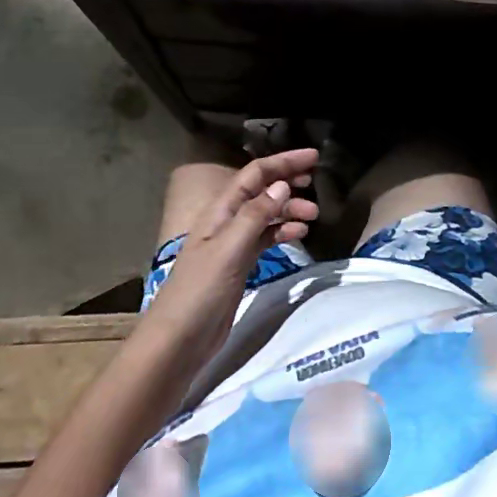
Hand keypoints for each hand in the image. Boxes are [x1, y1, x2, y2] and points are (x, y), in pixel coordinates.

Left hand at [137, 149, 320, 372]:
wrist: (179, 339)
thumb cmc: (201, 290)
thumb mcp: (229, 249)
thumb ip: (255, 216)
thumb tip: (282, 184)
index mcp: (220, 210)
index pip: (255, 174)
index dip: (283, 162)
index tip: (314, 157)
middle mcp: (226, 220)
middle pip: (261, 190)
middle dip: (288, 180)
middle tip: (317, 181)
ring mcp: (232, 243)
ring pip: (266, 214)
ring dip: (289, 209)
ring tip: (314, 215)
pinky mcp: (239, 264)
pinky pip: (265, 238)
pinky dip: (282, 232)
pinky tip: (299, 235)